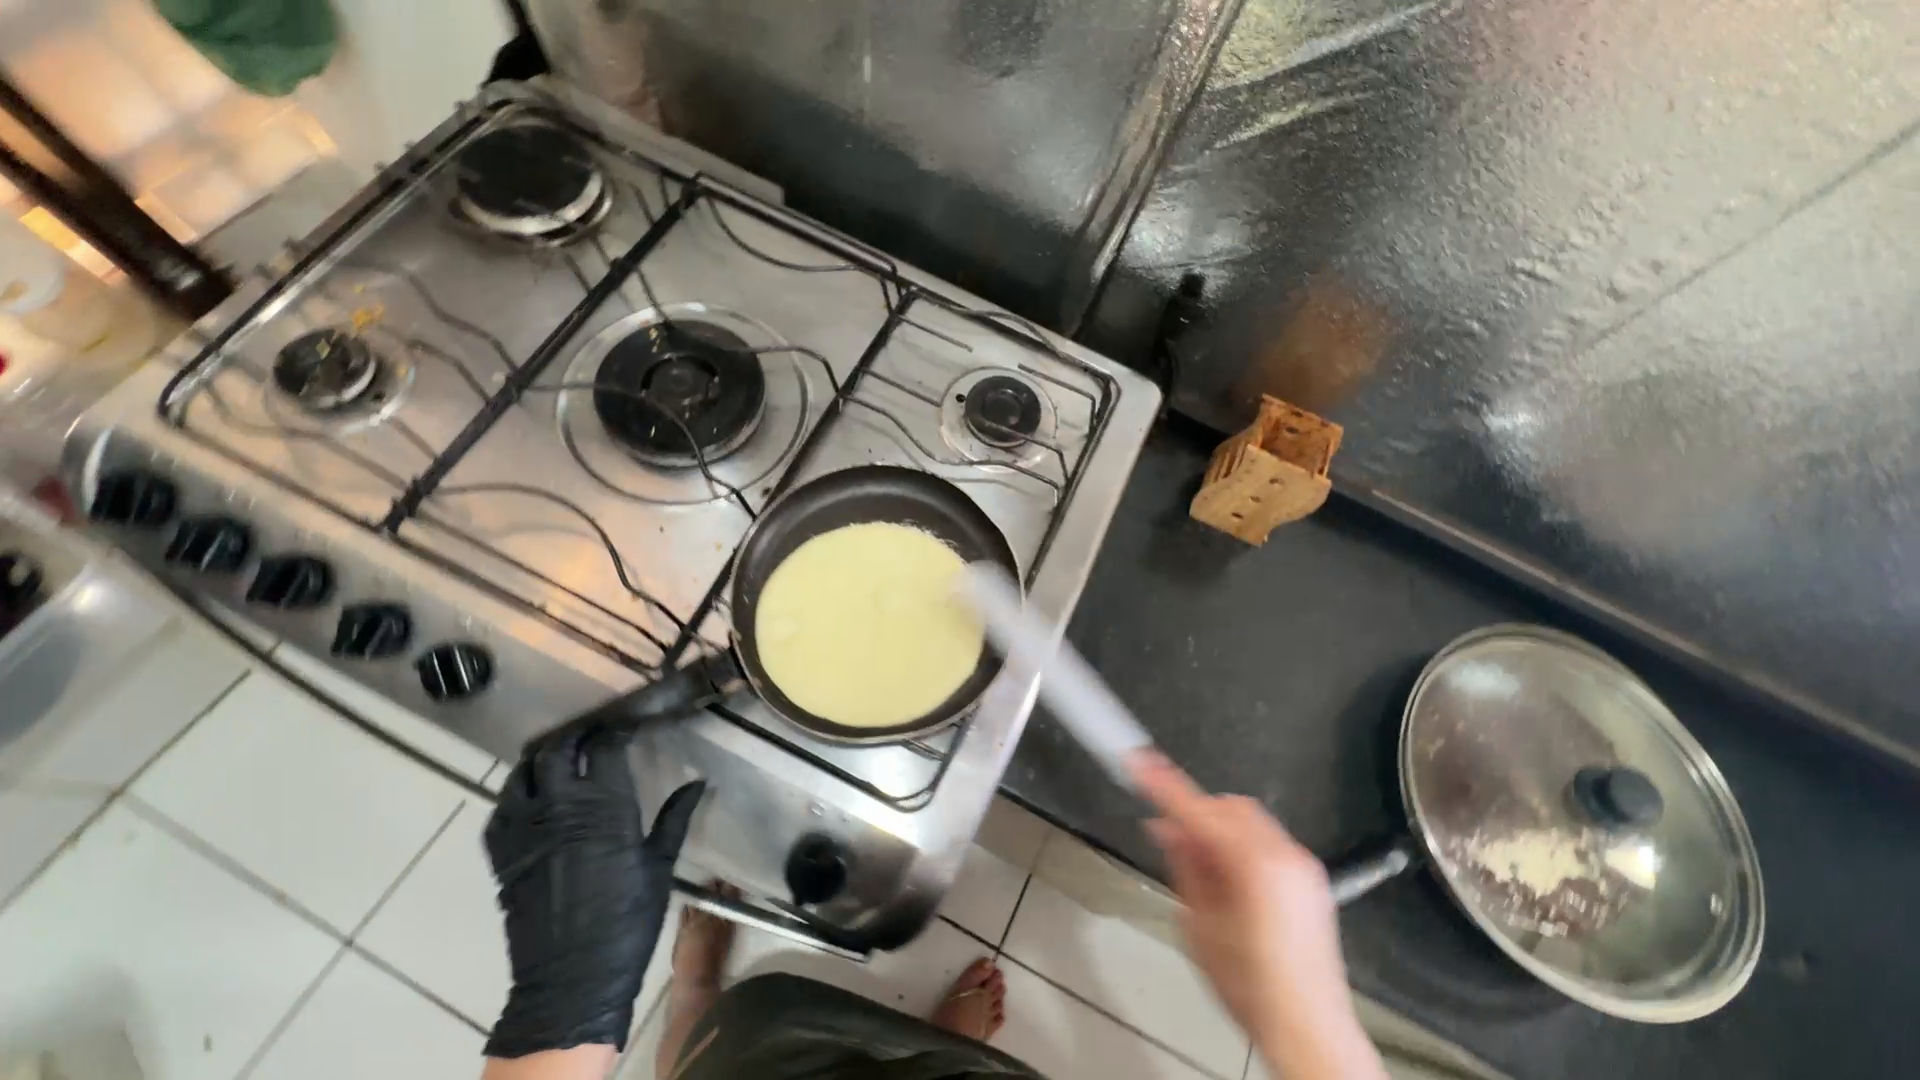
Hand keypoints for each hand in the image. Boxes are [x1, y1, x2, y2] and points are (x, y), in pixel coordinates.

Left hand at [483, 722, 704, 1059]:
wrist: (571, 977)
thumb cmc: (627, 920)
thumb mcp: (660, 865)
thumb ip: (675, 818)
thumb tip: (700, 783)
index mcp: (604, 807)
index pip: (605, 747)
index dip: (616, 731)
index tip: (629, 726)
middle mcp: (560, 806)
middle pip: (558, 749)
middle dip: (576, 735)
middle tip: (592, 734)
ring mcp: (523, 827)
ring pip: (523, 771)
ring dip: (542, 758)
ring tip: (560, 757)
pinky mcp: (501, 851)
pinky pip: (502, 806)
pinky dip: (517, 791)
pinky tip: (534, 797)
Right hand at [1131, 752, 1385, 1079]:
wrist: (1309, 1028)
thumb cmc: (1250, 987)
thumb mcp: (1199, 926)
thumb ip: (1186, 867)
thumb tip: (1168, 830)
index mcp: (1254, 865)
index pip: (1199, 810)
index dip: (1164, 784)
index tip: (1139, 761)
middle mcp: (1284, 855)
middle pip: (1229, 807)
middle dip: (1196, 811)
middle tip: (1166, 834)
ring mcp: (1302, 866)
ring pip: (1249, 820)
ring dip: (1218, 827)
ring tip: (1196, 862)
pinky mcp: (1309, 880)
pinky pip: (1267, 841)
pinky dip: (1239, 844)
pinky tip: (1225, 877)